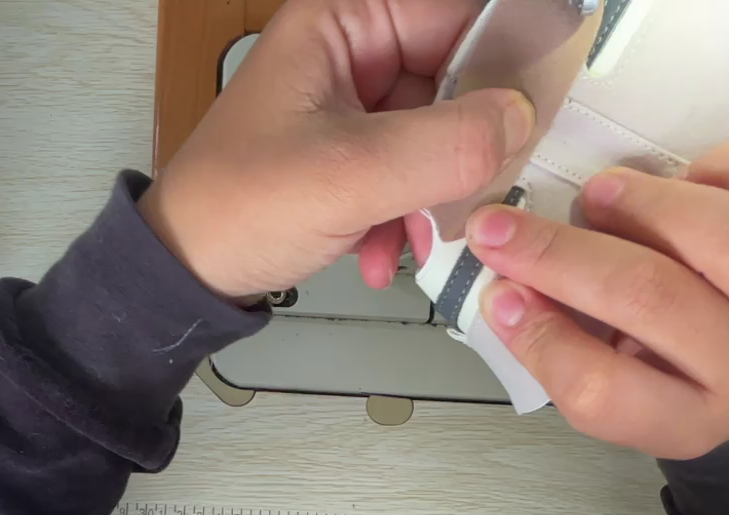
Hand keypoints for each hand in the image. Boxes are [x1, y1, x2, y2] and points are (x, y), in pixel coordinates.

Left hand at [140, 0, 535, 300]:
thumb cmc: (236, 210)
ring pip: (435, 136)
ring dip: (432, 196)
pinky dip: (402, 218)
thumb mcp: (348, 176)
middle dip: (466, 148)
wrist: (188, 273)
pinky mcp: (348, 157)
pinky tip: (377, 254)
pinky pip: (406, 174)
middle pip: (455, 78)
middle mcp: (351, 52)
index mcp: (346, 19)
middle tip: (475, 192)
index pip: (462, 10)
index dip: (510, 56)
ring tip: (412, 237)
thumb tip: (519, 119)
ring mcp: (351, 109)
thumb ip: (443, 146)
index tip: (540, 110)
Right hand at [464, 136, 728, 459]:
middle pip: (657, 303)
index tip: (494, 293)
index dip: (541, 339)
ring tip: (600, 193)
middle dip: (565, 257)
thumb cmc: (663, 380)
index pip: (603, 391)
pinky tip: (690, 174)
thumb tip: (507, 284)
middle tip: (504, 228)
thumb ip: (560, 345)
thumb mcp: (607, 390)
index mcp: (684, 421)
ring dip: (653, 206)